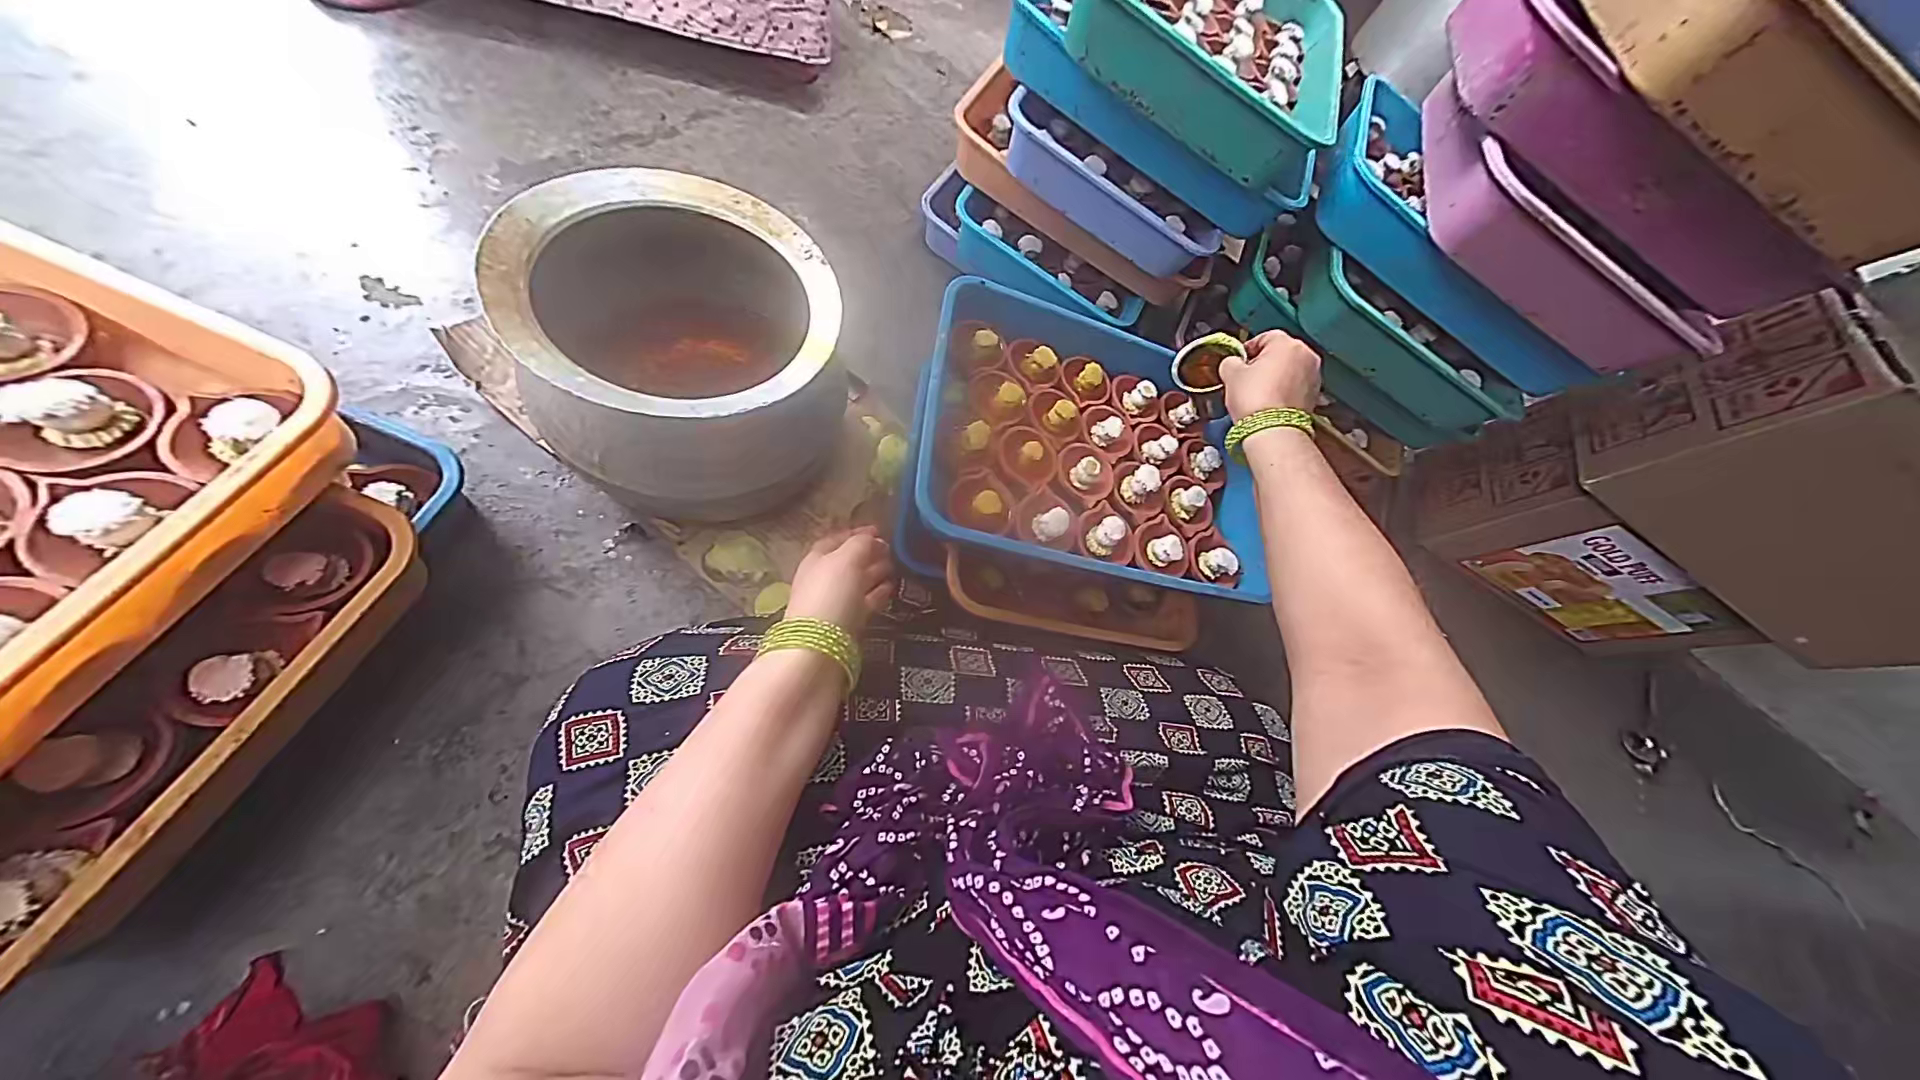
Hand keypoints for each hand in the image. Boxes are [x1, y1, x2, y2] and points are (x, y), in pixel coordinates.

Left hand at [785, 526, 894, 633]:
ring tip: (896, 566)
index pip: (836, 539)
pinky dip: (878, 593)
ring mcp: (836, 602)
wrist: (819, 647)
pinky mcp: (848, 623)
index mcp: (817, 559)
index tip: (879, 531)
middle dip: (869, 553)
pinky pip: (866, 602)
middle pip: (848, 561)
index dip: (856, 533)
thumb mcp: (846, 559)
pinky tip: (891, 588)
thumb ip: (860, 543)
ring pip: (859, 582)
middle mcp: (824, 579)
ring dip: (876, 572)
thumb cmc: (830, 594)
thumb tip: (874, 538)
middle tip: (892, 548)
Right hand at [1221, 330, 1322, 418]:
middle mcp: (1305, 355)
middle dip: (1263, 363)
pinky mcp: (1315, 394)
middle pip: (1280, 353)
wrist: (1273, 430)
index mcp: (1286, 343)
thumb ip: (1231, 362)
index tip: (1238, 361)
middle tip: (1246, 378)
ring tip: (1257, 393)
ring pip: (1289, 369)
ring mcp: (1313, 375)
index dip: (1247, 349)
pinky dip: (1284, 390)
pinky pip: (1296, 386)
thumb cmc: (1254, 399)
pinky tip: (1269, 402)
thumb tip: (1233, 363)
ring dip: (1275, 377)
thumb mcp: (1230, 374)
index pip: (1264, 337)